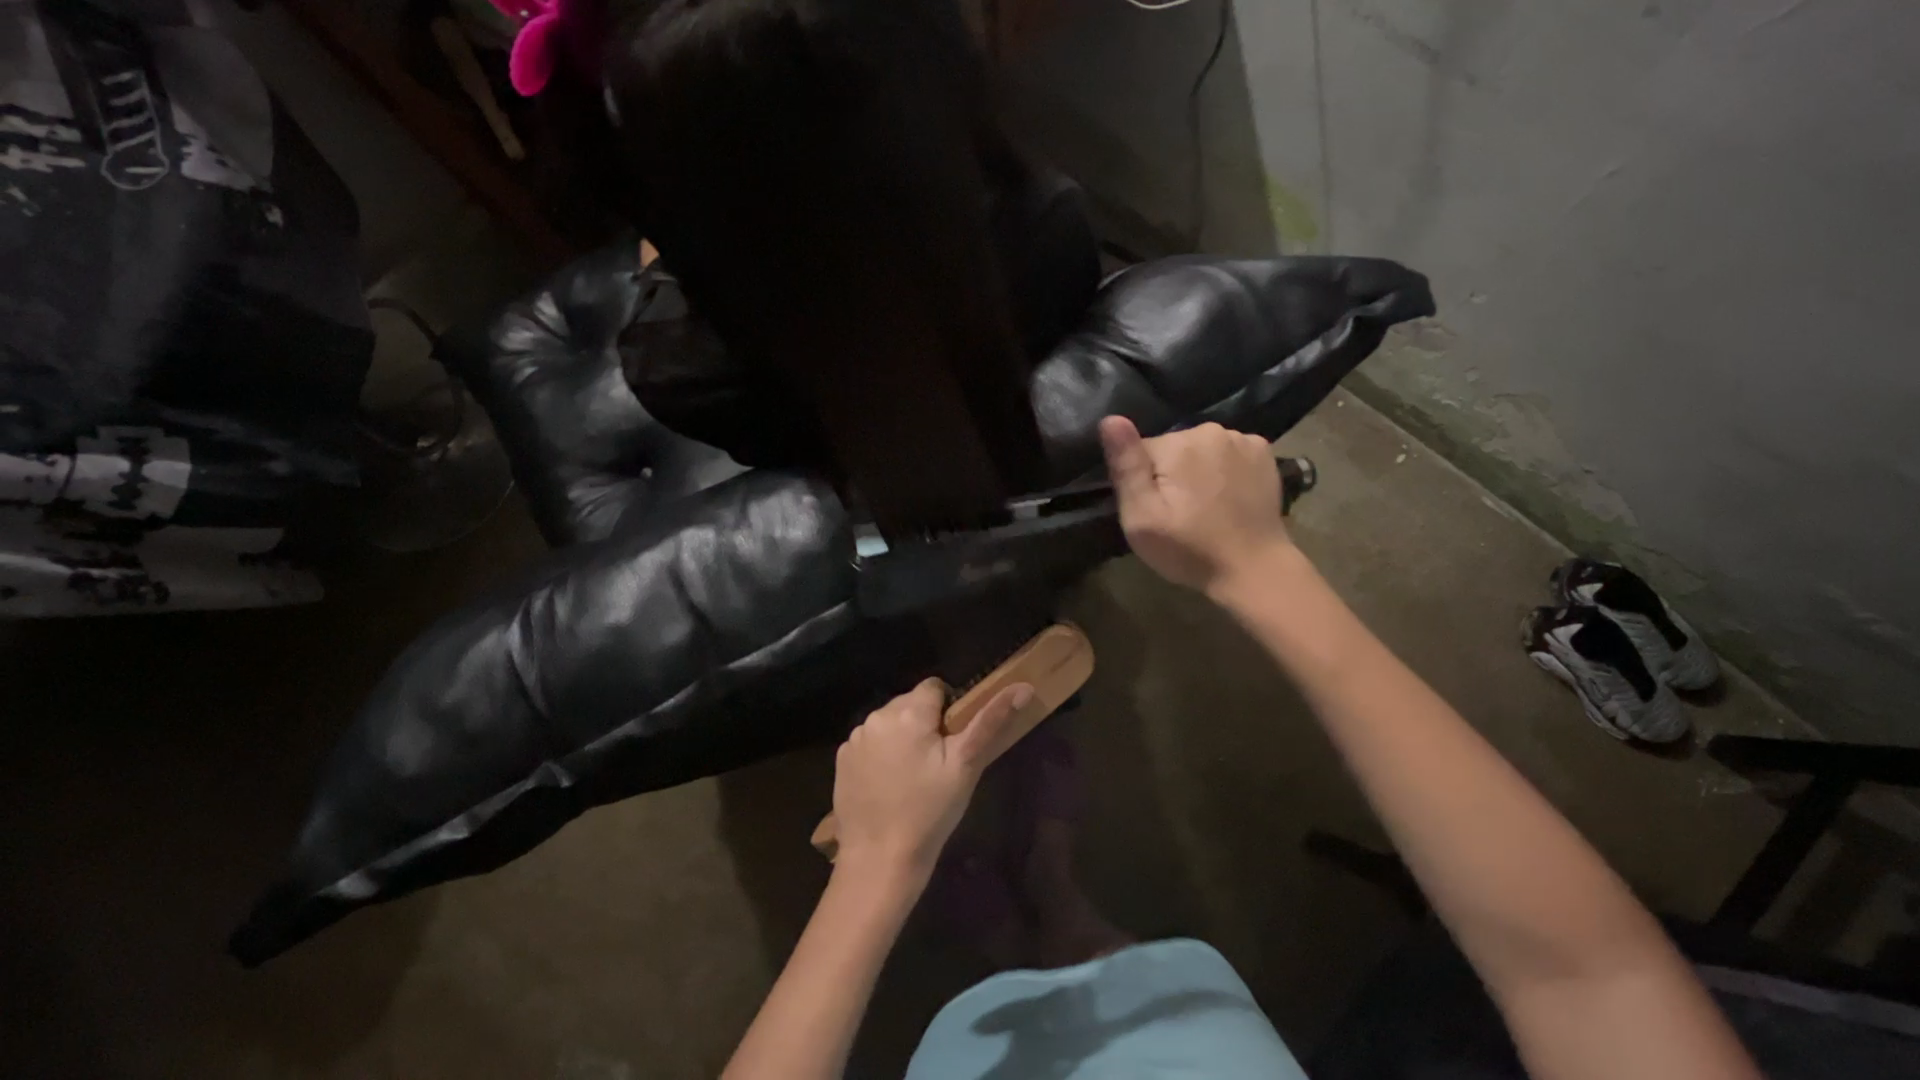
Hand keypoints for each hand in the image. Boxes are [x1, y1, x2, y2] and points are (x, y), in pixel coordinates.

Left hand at [832, 678, 1034, 878]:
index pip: (935, 688)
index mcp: (909, 712)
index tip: (952, 743)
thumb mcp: (966, 766)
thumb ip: (990, 721)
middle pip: (910, 704)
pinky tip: (888, 786)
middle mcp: (877, 716)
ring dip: (901, 738)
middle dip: (924, 724)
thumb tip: (1023, 686)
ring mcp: (855, 738)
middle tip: (936, 765)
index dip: (949, 711)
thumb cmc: (930, 811)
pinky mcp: (841, 759)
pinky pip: (869, 743)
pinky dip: (880, 755)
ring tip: (911, 778)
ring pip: (889, 724)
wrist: (880, 858)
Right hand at [1099, 416, 1293, 593]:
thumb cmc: (1189, 549)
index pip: (1141, 451)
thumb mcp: (1142, 518)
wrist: (1253, 569)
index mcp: (1177, 443)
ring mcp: (1242, 439)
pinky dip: (1225, 468)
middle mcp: (1210, 430)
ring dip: (1198, 469)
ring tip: (1205, 506)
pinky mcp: (1264, 452)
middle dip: (1170, 472)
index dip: (1141, 481)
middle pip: (1173, 446)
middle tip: (1178, 512)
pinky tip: (1228, 495)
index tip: (1153, 510)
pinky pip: (1230, 451)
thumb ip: (1126, 466)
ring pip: (1201, 448)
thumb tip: (1110, 419)